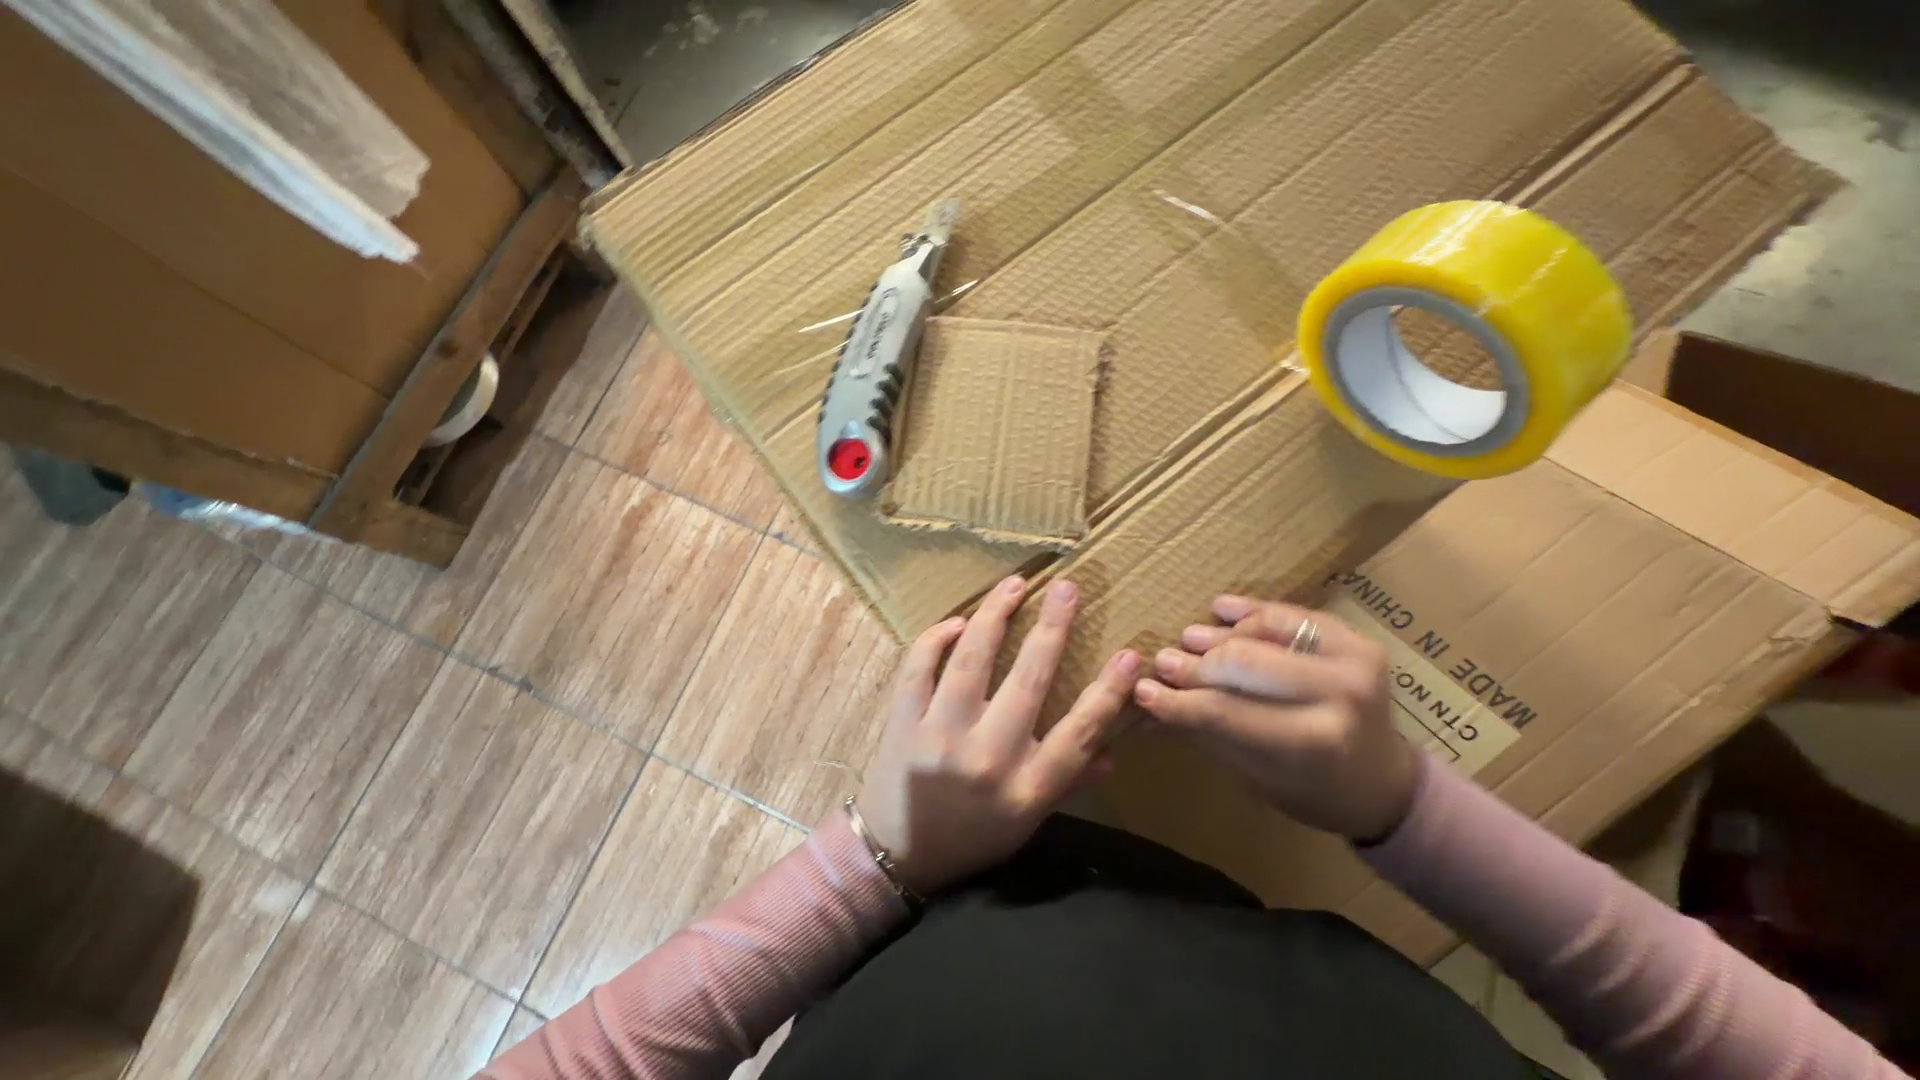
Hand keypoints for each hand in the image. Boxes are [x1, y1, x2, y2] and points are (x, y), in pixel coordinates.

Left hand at [855, 575, 1140, 892]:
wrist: (894, 854)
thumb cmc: (971, 837)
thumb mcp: (1026, 822)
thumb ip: (1067, 782)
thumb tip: (1111, 753)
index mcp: (1026, 789)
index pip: (1079, 732)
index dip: (1108, 691)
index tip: (1129, 653)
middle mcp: (987, 757)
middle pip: (1029, 680)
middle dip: (1053, 628)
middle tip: (1068, 588)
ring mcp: (941, 736)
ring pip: (972, 660)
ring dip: (995, 615)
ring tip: (1015, 584)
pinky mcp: (904, 722)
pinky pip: (920, 666)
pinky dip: (937, 638)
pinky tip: (958, 622)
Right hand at [1132, 595, 1419, 842]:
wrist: (1384, 784)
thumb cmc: (1314, 793)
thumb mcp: (1257, 778)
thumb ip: (1209, 733)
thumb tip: (1153, 700)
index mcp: (1313, 742)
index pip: (1225, 712)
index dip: (1177, 700)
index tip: (1142, 691)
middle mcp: (1339, 696)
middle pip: (1244, 664)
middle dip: (1195, 665)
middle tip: (1163, 662)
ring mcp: (1354, 662)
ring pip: (1266, 632)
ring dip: (1220, 636)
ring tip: (1187, 639)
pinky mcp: (1359, 642)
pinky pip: (1294, 616)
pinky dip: (1254, 612)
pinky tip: (1221, 609)